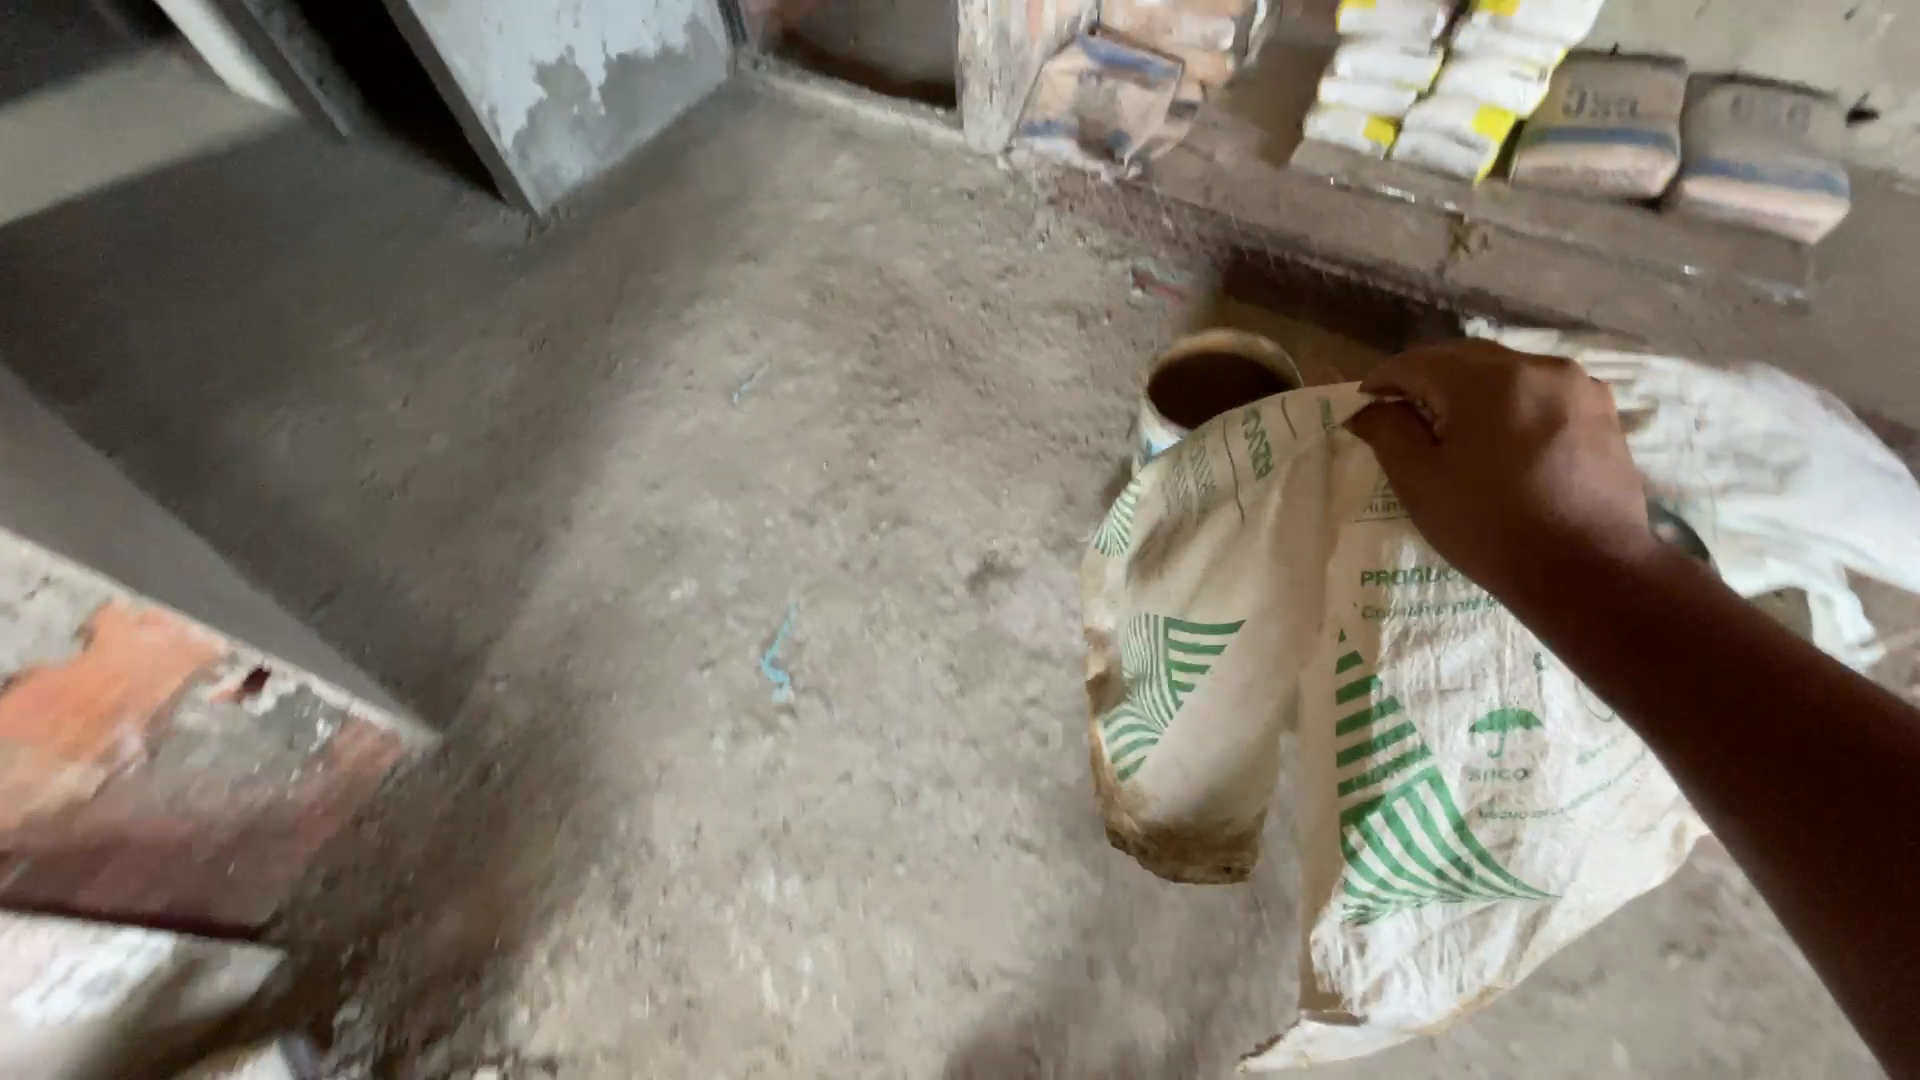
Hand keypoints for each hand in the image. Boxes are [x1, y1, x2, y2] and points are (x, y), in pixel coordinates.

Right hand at [1347, 340, 1661, 603]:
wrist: (1585, 568)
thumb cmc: (1487, 525)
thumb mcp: (1417, 480)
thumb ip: (1387, 431)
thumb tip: (1369, 409)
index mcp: (1487, 381)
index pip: (1417, 362)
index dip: (1382, 380)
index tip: (1363, 403)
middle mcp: (1537, 367)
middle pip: (1463, 358)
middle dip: (1424, 379)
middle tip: (1398, 413)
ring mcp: (1576, 386)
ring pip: (1503, 372)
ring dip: (1466, 389)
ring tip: (1447, 426)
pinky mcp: (1599, 410)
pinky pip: (1537, 390)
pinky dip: (1505, 402)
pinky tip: (1495, 438)